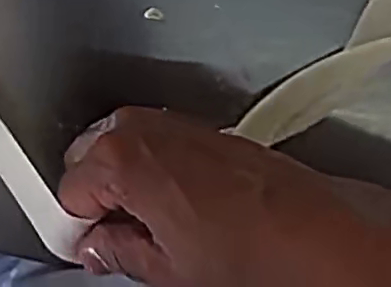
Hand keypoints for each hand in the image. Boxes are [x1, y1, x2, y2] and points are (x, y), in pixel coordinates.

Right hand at [59, 107, 390, 286]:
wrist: (323, 236)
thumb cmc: (254, 255)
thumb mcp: (172, 275)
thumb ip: (119, 254)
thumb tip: (99, 248)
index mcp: (117, 158)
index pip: (67, 188)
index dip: (76, 223)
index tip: (89, 244)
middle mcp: (134, 126)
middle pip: (87, 157)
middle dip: (97, 194)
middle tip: (123, 237)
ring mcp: (164, 119)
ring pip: (116, 146)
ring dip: (124, 179)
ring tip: (160, 224)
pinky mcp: (191, 122)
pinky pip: (149, 140)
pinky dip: (152, 166)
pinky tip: (183, 205)